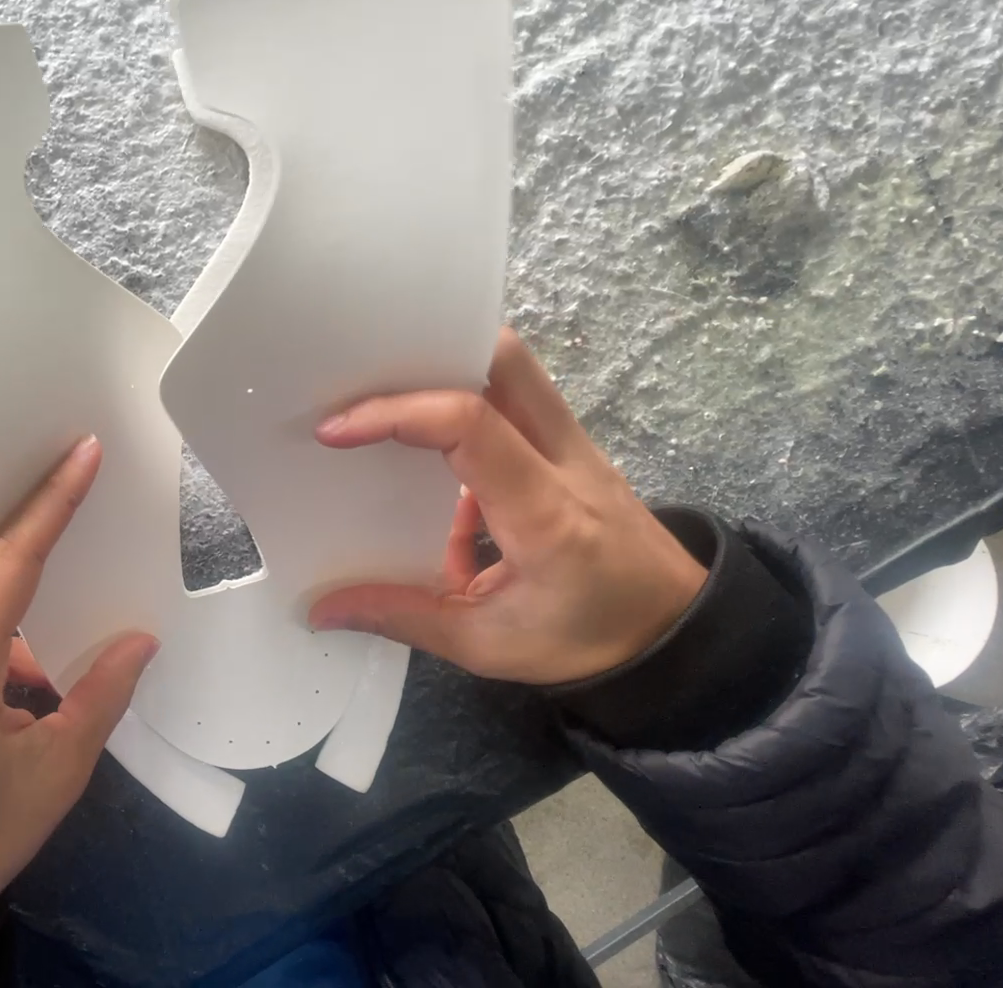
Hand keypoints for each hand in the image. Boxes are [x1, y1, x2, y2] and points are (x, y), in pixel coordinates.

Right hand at [307, 329, 707, 685]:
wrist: (680, 637)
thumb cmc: (587, 642)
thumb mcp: (487, 645)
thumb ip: (401, 616)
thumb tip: (322, 608)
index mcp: (545, 513)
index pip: (468, 426)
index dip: (394, 414)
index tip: (336, 430)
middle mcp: (566, 459)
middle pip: (503, 360)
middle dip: (427, 356)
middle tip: (367, 384)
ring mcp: (576, 443)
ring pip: (514, 365)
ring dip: (448, 364)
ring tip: (387, 393)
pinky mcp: (572, 444)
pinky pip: (518, 392)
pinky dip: (467, 389)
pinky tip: (429, 431)